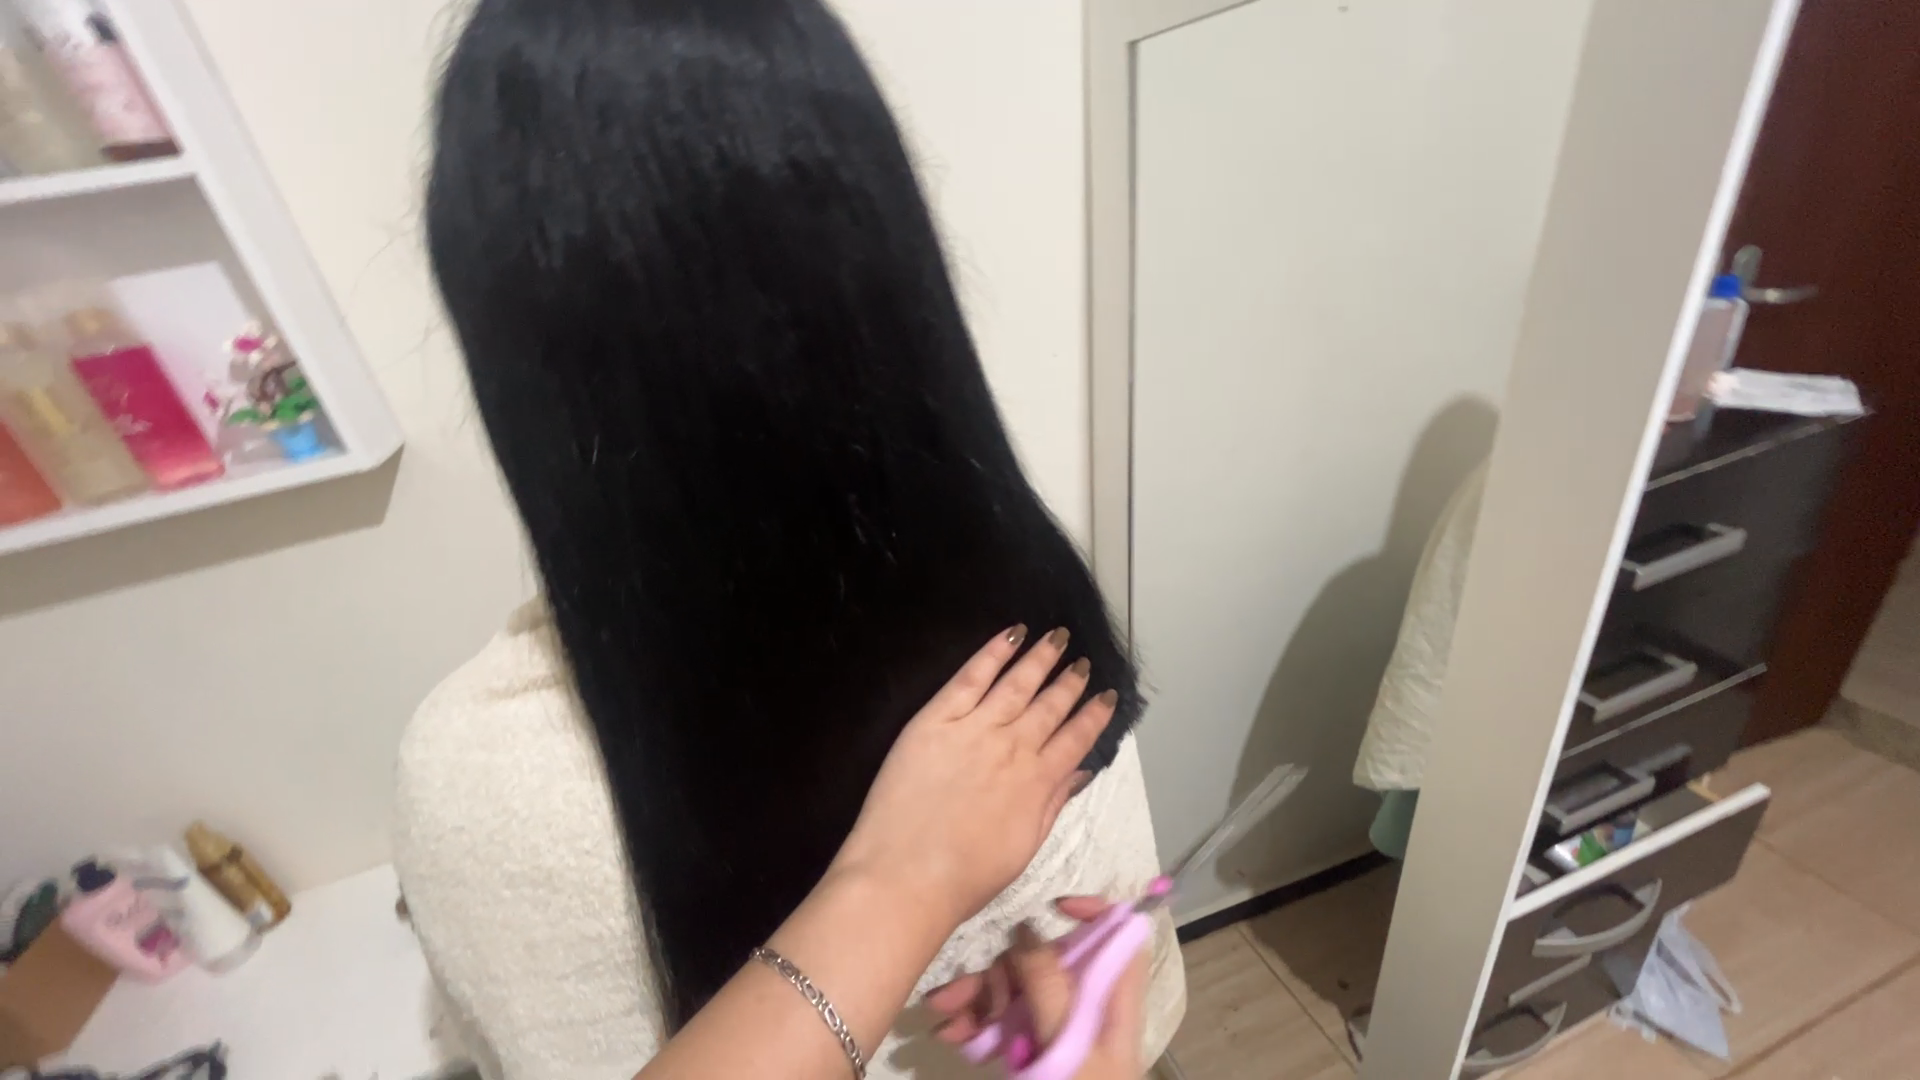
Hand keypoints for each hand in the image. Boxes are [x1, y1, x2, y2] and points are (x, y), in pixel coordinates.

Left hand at [825, 626, 1116, 932]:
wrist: (904, 877)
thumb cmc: (964, 877)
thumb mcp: (1024, 848)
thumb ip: (1053, 804)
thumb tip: (1080, 772)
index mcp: (1036, 783)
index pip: (1075, 740)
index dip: (1093, 716)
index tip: (1106, 696)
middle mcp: (1013, 748)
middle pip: (1048, 706)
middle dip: (1070, 682)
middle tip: (1083, 661)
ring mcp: (975, 729)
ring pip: (1016, 684)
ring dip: (1040, 659)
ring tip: (1056, 638)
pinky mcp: (937, 719)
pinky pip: (970, 677)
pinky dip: (993, 653)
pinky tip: (1011, 634)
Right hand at [926, 897, 1149, 1079]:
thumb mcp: (1067, 1052)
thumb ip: (1050, 989)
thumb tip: (1029, 929)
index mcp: (1111, 1003)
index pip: (1119, 939)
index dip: (1095, 913)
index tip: (1055, 907)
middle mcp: (1086, 1008)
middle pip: (1050, 960)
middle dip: (1004, 968)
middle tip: (968, 992)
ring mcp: (1059, 1029)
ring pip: (1019, 988)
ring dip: (979, 995)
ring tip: (942, 1011)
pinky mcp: (1035, 1051)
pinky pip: (1006, 1021)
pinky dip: (978, 1022)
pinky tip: (951, 1031)